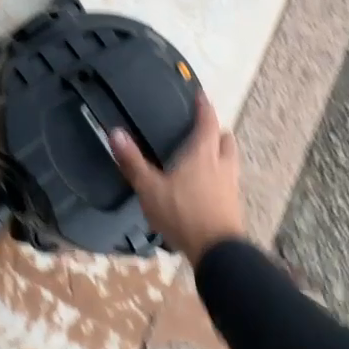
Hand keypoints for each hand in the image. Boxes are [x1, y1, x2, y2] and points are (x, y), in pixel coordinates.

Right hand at [109, 91, 244, 263]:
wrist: (218, 253)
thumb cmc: (183, 213)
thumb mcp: (150, 189)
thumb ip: (133, 162)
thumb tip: (115, 132)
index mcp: (203, 153)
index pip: (207, 121)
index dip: (204, 106)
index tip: (199, 95)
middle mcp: (221, 164)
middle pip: (226, 139)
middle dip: (216, 131)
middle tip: (201, 129)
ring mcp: (231, 186)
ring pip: (230, 160)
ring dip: (220, 153)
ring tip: (204, 156)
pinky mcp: (233, 205)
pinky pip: (229, 181)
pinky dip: (220, 176)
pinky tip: (206, 186)